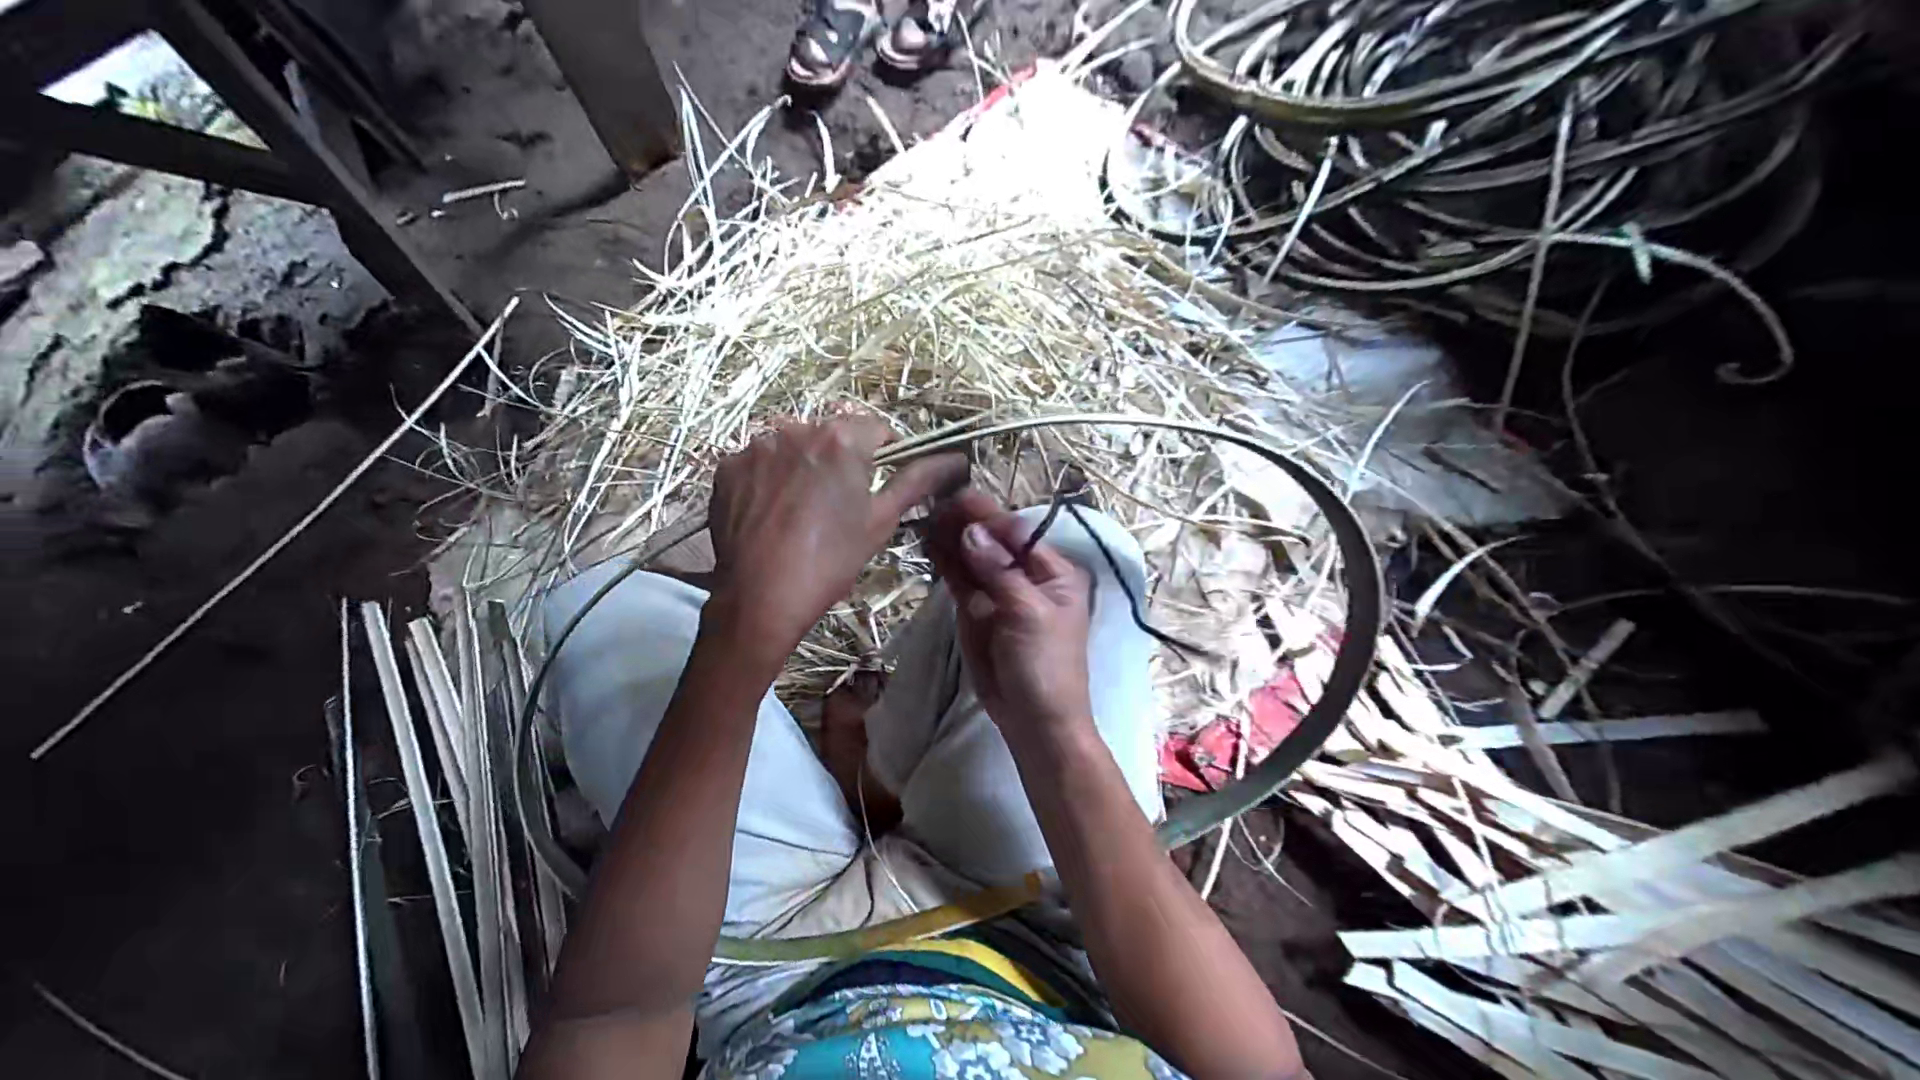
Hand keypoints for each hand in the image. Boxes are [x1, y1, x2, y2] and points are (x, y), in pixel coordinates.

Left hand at [706, 413, 964, 653]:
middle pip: (831, 436)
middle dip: (840, 461)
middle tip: (840, 505)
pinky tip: (771, 514)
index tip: (879, 483)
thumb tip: (954, 460)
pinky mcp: (727, 467)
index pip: (876, 428)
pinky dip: (768, 481)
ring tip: (800, 513)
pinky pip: (758, 464)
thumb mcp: (880, 520)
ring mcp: (757, 447)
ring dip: (802, 468)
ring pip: (793, 449)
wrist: (761, 597)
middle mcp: (797, 430)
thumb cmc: (831, 560)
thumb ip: (916, 481)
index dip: (885, 453)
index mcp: (842, 439)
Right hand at [927, 489, 1094, 746]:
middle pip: (993, 542)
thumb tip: (971, 530)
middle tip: (935, 502)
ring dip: (953, 538)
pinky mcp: (978, 613)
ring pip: (974, 558)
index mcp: (1054, 573)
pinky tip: (932, 542)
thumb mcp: (1028, 613)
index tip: (958, 497)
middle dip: (967, 523)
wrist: (1035, 721)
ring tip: (928, 515)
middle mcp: (1027, 577)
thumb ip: (999, 570)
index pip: (1018, 534)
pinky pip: (962, 581)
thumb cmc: (1045, 665)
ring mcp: (1000, 594)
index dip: (988, 516)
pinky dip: (947, 563)